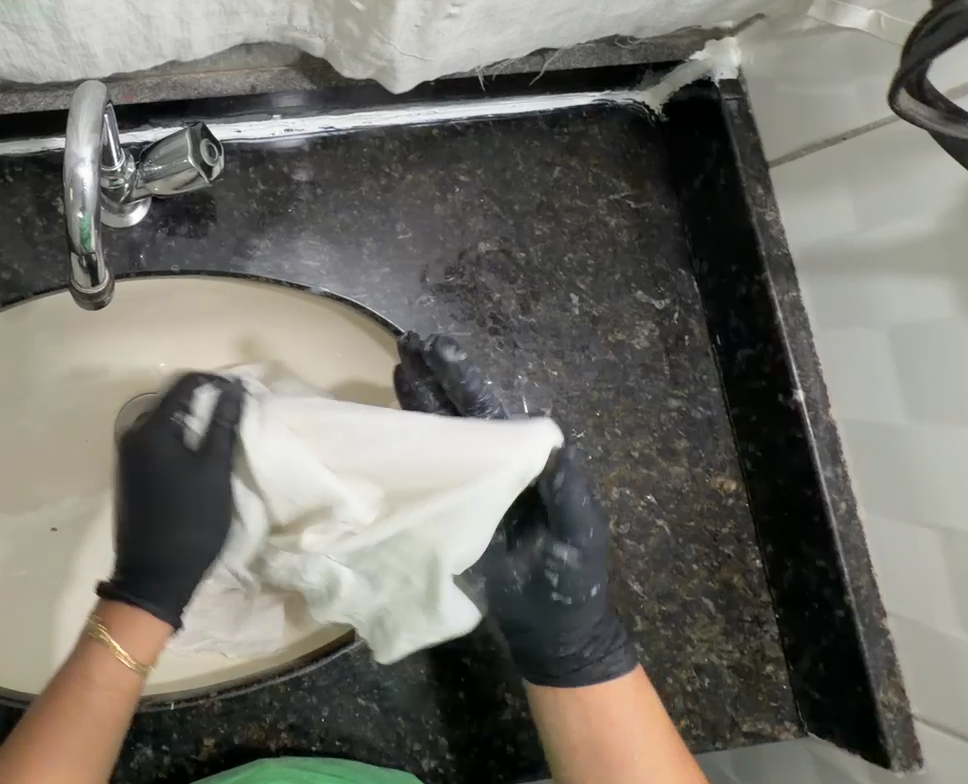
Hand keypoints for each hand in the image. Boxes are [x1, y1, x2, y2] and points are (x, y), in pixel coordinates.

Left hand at [96, 372, 242, 628]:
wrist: (154, 576)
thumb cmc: (191, 519)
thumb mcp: (214, 469)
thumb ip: (223, 423)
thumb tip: (233, 388)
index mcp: (151, 428)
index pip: (184, 384)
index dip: (215, 382)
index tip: (241, 391)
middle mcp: (133, 434)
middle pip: (172, 400)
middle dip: (204, 399)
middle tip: (235, 412)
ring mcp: (129, 455)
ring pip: (165, 421)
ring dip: (193, 420)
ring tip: (222, 432)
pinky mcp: (131, 473)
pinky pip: (158, 440)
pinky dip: (181, 438)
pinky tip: (200, 453)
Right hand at [395, 332, 635, 687]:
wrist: (547, 627)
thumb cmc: (569, 578)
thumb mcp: (576, 533)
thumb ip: (564, 489)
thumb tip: (550, 441)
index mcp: (522, 458)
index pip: (486, 407)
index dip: (460, 377)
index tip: (436, 347)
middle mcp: (491, 460)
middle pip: (456, 408)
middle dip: (433, 374)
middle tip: (407, 341)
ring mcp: (466, 482)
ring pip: (437, 429)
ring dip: (417, 397)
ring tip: (398, 364)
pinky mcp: (445, 507)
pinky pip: (424, 465)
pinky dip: (408, 438)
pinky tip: (391, 418)